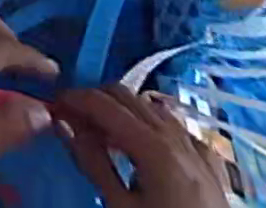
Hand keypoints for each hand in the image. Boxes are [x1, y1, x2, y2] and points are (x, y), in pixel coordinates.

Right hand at [54, 85, 229, 207]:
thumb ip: (92, 162)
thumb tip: (63, 124)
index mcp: (153, 146)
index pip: (101, 103)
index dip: (72, 99)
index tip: (52, 106)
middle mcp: (176, 138)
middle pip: (126, 95)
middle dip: (94, 99)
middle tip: (73, 118)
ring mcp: (198, 152)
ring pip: (152, 107)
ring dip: (123, 110)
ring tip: (104, 132)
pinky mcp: (213, 170)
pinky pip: (180, 130)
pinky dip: (156, 125)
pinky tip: (148, 144)